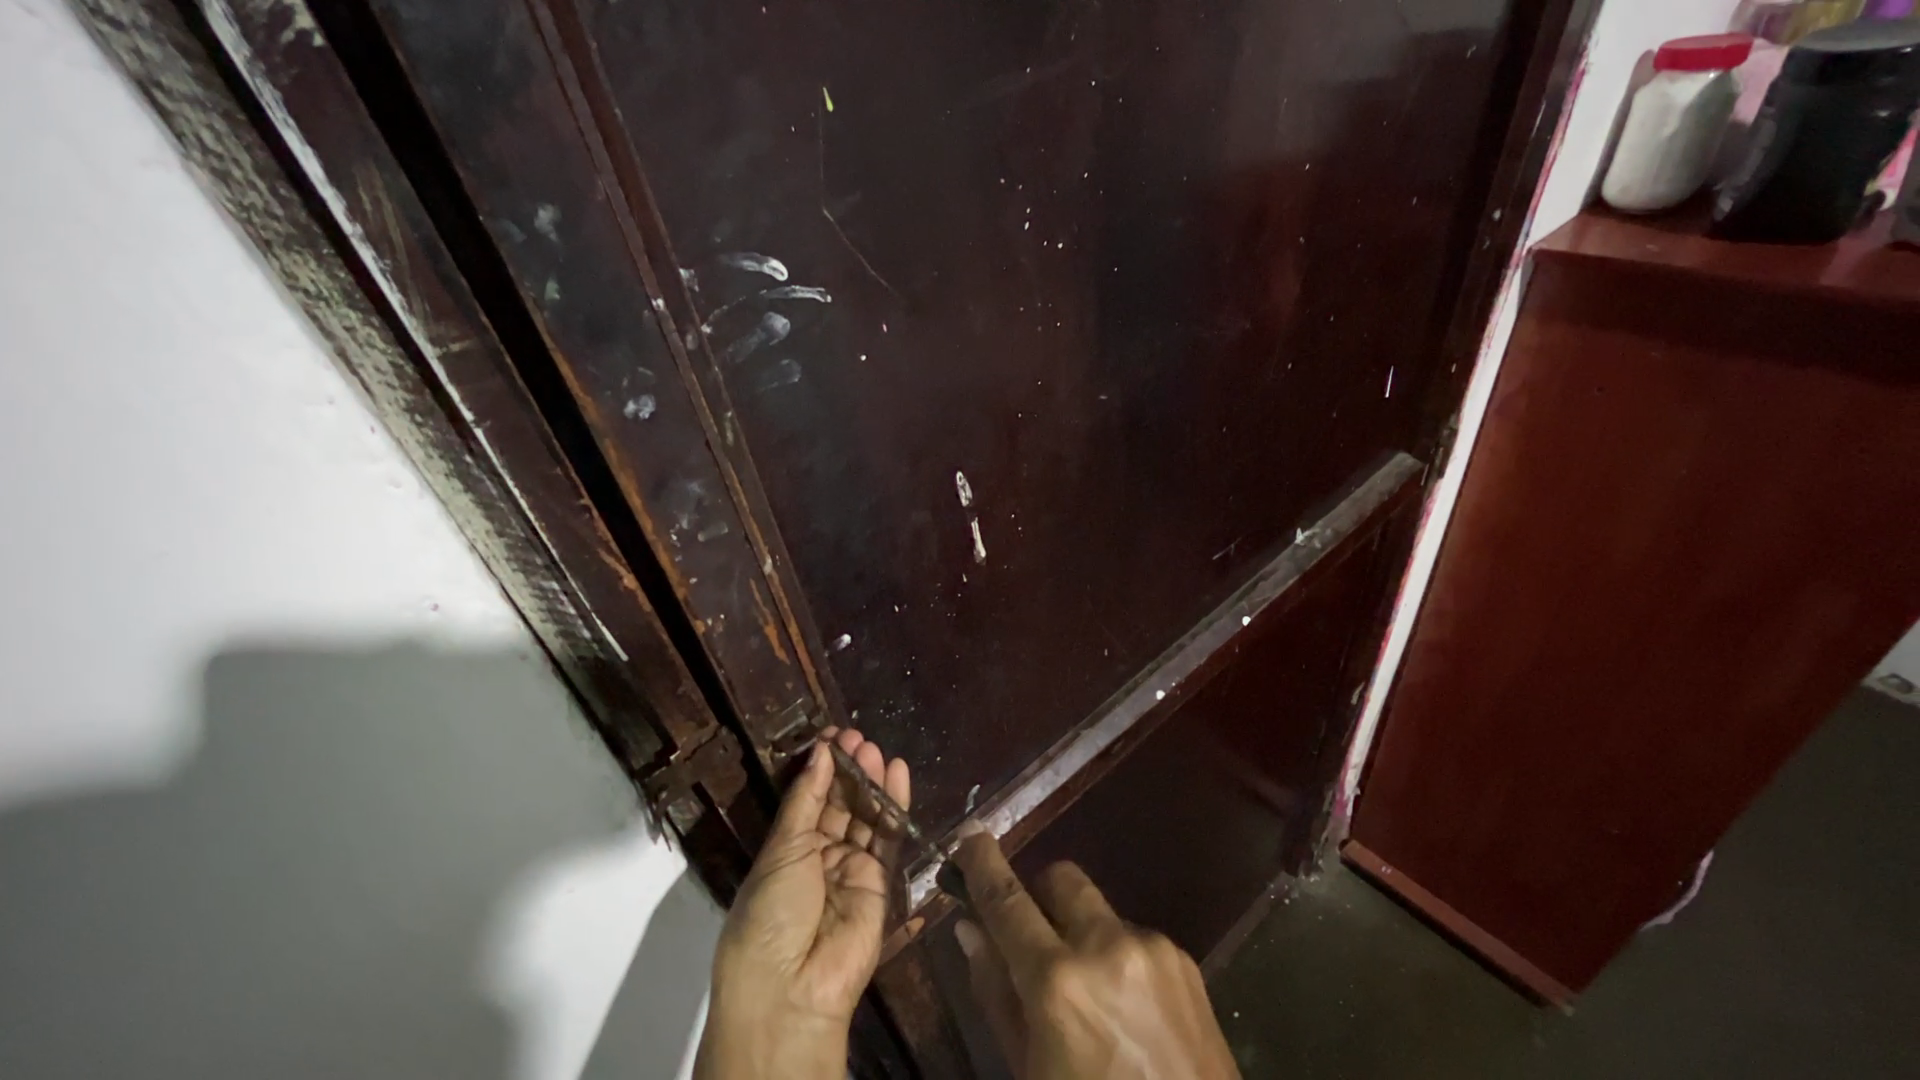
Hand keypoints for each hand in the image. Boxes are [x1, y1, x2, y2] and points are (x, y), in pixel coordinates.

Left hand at [695, 728, 910, 1079]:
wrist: (793, 984)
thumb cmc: (771, 912)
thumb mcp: (781, 849)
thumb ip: (807, 799)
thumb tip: (821, 754)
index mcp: (786, 849)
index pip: (808, 798)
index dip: (821, 768)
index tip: (832, 736)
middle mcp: (819, 856)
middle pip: (840, 804)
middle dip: (848, 770)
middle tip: (856, 736)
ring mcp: (851, 869)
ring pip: (866, 817)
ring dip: (871, 782)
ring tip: (874, 748)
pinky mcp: (881, 882)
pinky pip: (888, 837)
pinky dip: (894, 805)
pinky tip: (898, 772)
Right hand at [951, 824, 1240, 1078]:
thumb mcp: (1028, 1066)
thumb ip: (996, 993)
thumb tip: (971, 929)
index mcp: (1058, 982)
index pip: (1007, 900)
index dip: (982, 863)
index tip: (969, 837)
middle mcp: (1106, 947)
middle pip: (1060, 878)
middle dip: (1038, 894)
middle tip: (1028, 933)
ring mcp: (1152, 948)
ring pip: (1098, 910)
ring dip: (1079, 931)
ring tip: (1086, 992)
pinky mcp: (1183, 959)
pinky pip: (1132, 936)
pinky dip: (1115, 955)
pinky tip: (1124, 1006)